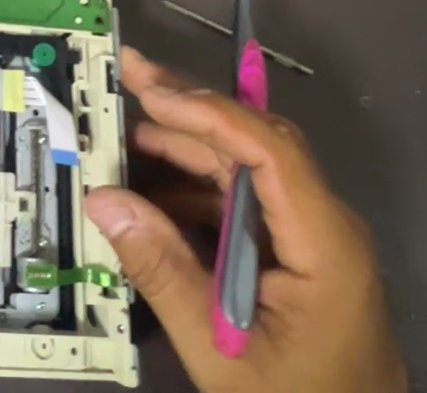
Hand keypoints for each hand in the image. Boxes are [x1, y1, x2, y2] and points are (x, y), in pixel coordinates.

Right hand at [84, 47, 405, 392]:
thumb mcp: (220, 351)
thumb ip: (163, 272)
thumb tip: (104, 201)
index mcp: (323, 242)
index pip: (269, 149)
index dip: (207, 112)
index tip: (148, 92)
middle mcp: (321, 221)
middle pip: (253, 141)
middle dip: (188, 107)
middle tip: (128, 75)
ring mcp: (307, 233)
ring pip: (242, 164)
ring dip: (183, 143)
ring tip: (122, 131)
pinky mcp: (290, 249)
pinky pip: (238, 200)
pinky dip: (191, 187)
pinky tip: (148, 192)